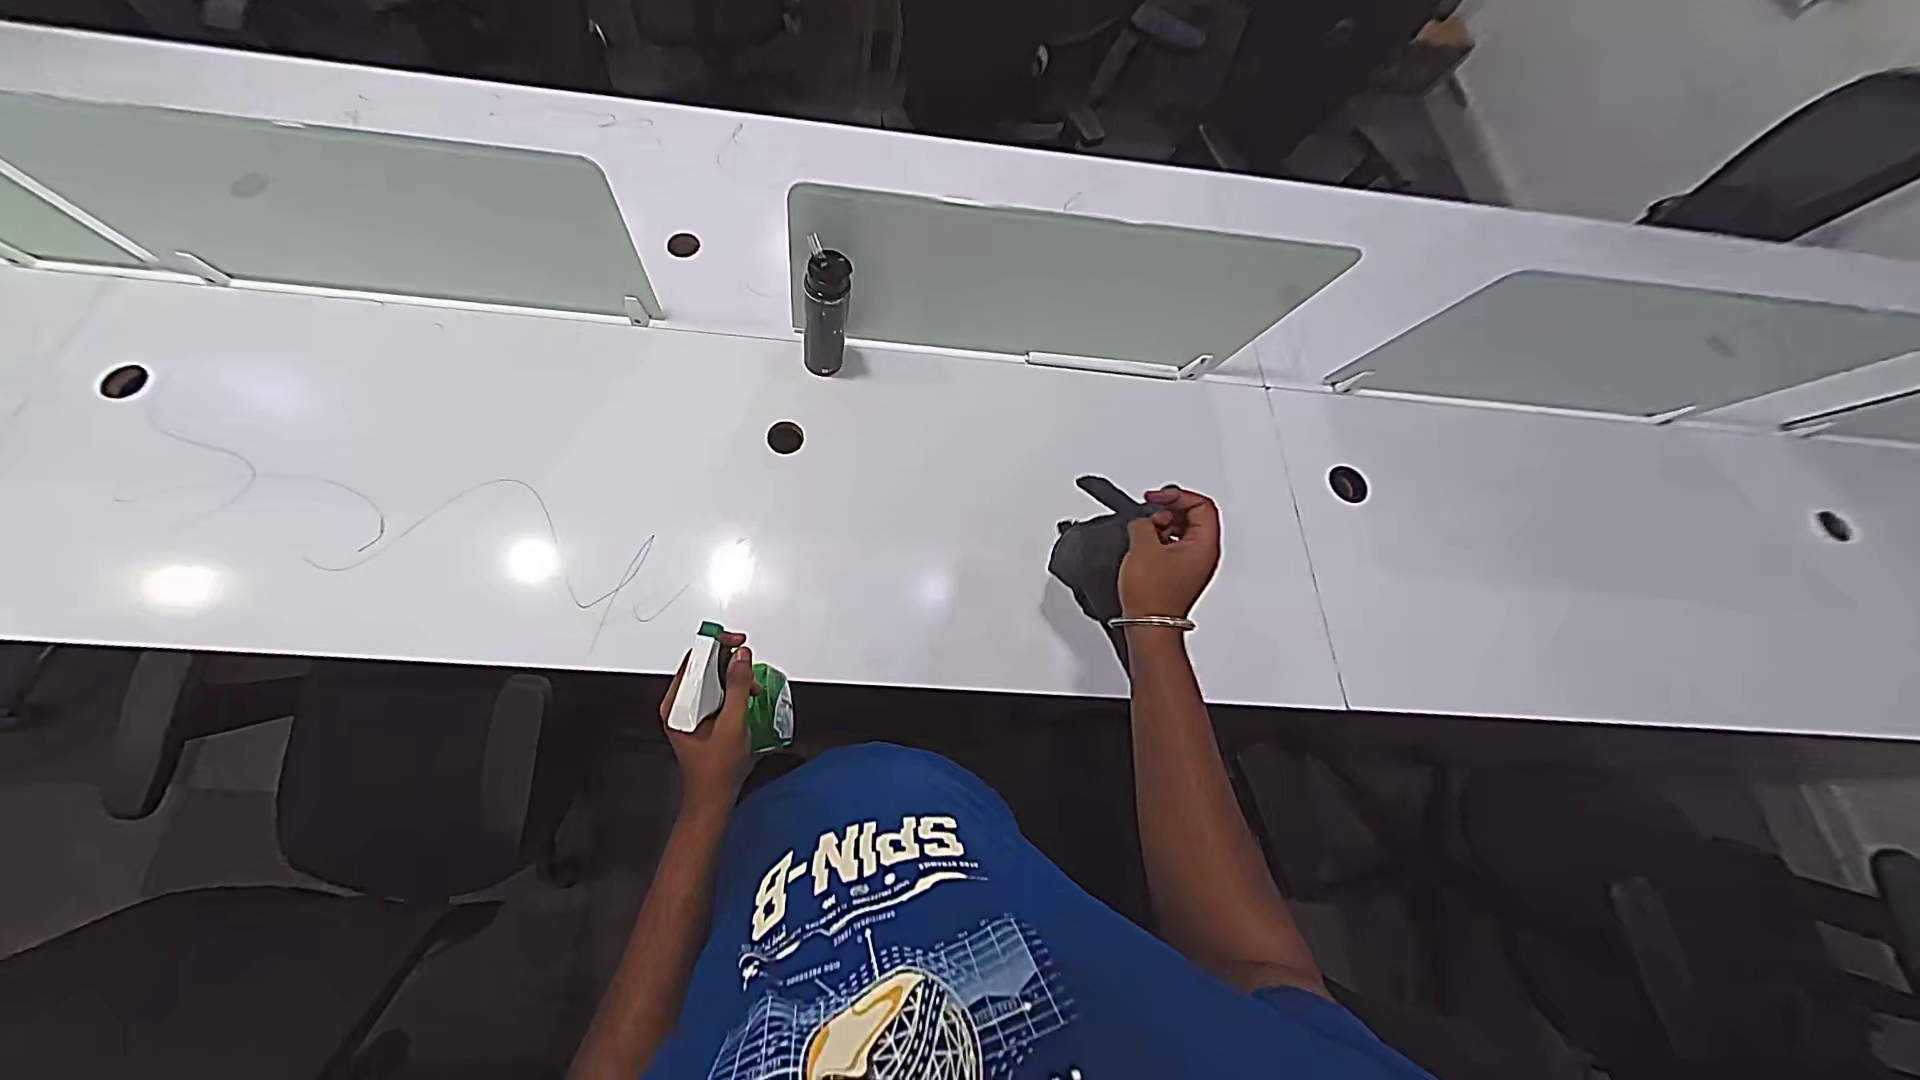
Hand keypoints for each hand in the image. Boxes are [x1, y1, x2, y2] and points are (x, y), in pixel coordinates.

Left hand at [659, 631, 759, 806]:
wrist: (713, 800)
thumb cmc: (716, 770)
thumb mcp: (732, 725)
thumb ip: (737, 688)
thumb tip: (741, 657)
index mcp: (676, 705)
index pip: (693, 661)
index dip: (716, 646)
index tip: (737, 642)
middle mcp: (680, 705)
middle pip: (704, 667)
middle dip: (731, 664)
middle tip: (749, 667)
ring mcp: (691, 710)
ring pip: (714, 678)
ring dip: (736, 678)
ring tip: (751, 691)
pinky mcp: (704, 716)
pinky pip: (719, 691)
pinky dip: (735, 690)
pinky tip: (748, 699)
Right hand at [1118, 486, 1220, 618]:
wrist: (1148, 624)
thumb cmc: (1152, 596)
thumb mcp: (1143, 547)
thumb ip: (1143, 523)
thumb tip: (1142, 521)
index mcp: (1204, 545)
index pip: (1201, 505)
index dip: (1177, 496)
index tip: (1156, 498)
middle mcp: (1203, 554)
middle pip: (1193, 516)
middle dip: (1168, 510)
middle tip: (1149, 515)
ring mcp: (1191, 564)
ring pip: (1182, 530)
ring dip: (1161, 526)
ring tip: (1143, 532)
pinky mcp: (1178, 573)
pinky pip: (1172, 546)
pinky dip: (1158, 540)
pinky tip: (1142, 547)